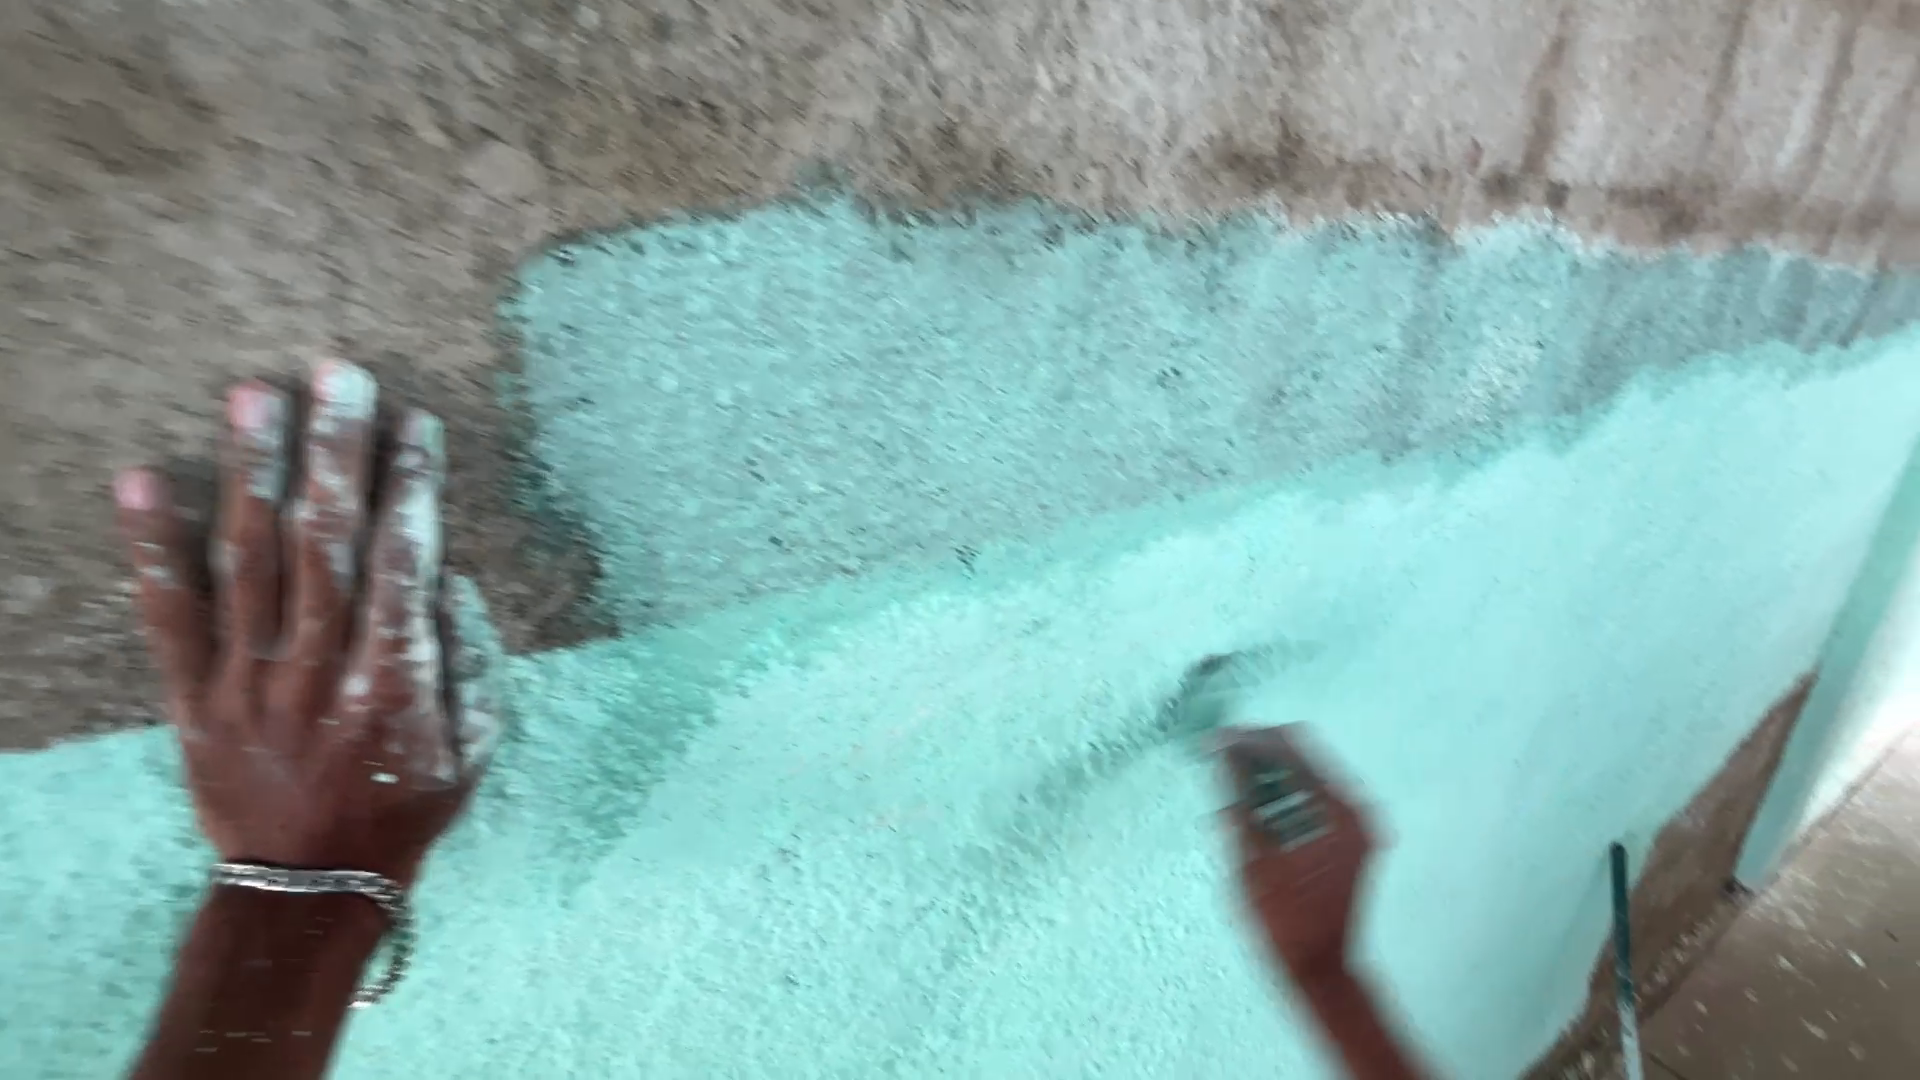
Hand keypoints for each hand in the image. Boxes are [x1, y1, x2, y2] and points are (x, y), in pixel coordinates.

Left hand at [112, 361, 501, 888]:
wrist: (312, 880)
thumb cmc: (414, 802)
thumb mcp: (479, 739)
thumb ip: (470, 656)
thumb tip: (446, 580)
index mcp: (397, 675)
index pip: (404, 559)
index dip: (411, 487)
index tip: (414, 426)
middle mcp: (320, 664)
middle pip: (326, 539)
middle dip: (336, 451)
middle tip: (338, 377)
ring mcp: (248, 678)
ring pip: (248, 558)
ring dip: (253, 471)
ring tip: (255, 396)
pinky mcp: (194, 696)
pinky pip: (168, 615)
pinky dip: (152, 546)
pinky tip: (141, 479)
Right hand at [1215, 724, 1375, 978]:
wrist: (1317, 969)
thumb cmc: (1286, 919)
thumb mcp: (1251, 851)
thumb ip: (1239, 795)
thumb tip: (1225, 752)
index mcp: (1338, 810)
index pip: (1291, 747)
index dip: (1249, 738)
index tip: (1217, 739)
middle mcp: (1354, 812)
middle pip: (1301, 755)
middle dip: (1256, 751)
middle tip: (1219, 755)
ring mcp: (1354, 826)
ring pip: (1303, 773)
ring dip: (1264, 773)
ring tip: (1228, 786)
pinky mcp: (1345, 838)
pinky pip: (1308, 797)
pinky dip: (1277, 795)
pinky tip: (1248, 808)